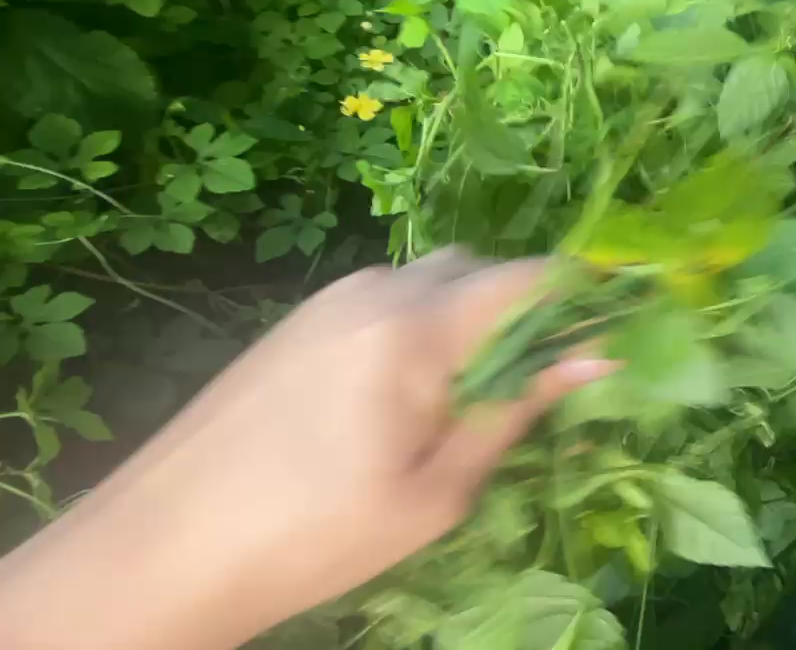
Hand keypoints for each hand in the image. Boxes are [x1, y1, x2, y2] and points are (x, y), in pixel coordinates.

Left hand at [0, 250, 614, 649]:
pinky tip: (411, 381)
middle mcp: (382, 290)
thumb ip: (521, 406)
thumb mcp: (439, 487)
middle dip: (532, 306)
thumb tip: (604, 353)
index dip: (585, 292)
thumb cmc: (310, 537)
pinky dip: (434, 316)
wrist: (141, 565)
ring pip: (445, 273)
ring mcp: (339, 296)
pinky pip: (400, 290)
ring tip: (472, 381)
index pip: (534, 277)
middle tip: (539, 372)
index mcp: (418, 329)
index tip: (616, 321)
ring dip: (480, 309)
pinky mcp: (309, 314)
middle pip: (491, 268)